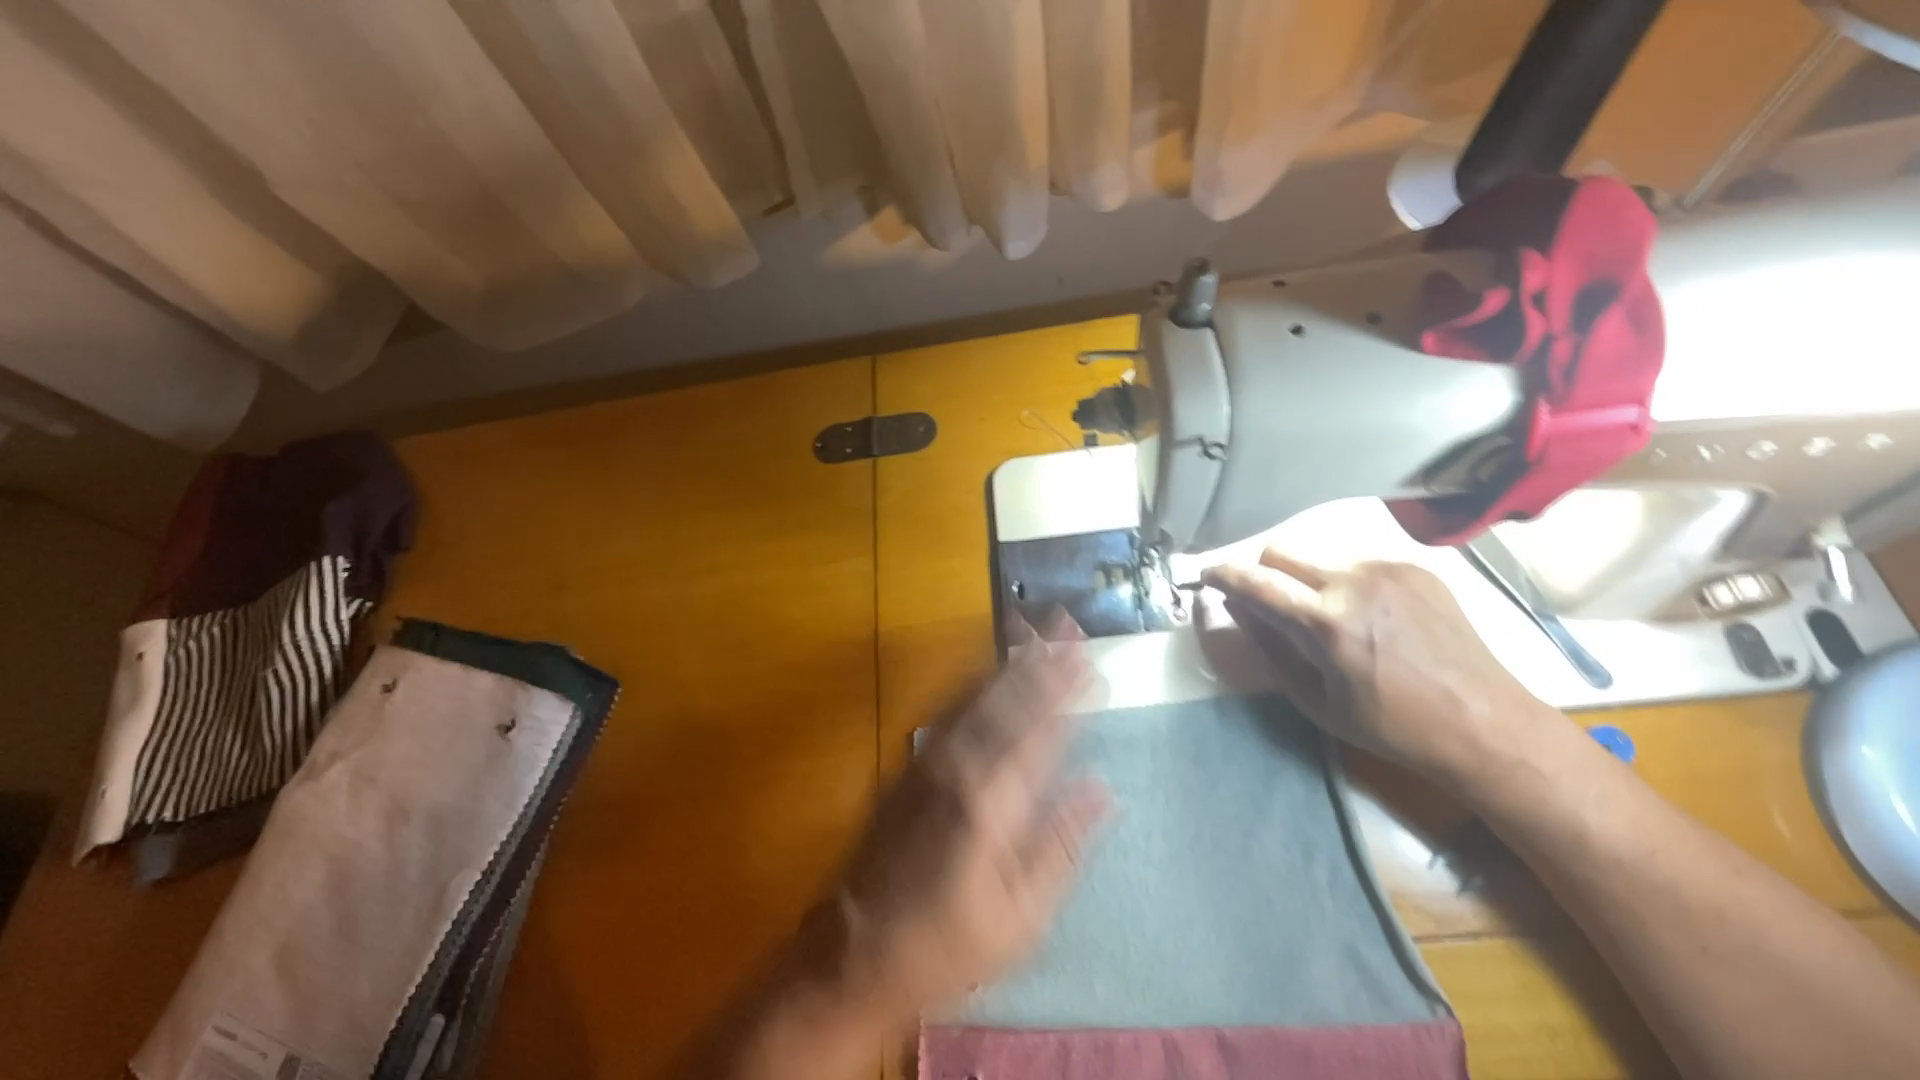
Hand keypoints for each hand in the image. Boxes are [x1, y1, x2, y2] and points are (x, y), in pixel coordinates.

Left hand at [829, 615, 1109, 1021]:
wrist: (851, 955)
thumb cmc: (944, 946)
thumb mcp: (1020, 917)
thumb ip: (1060, 846)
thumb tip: (1101, 790)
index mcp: (989, 802)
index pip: (1037, 730)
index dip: (1065, 692)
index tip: (1089, 659)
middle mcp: (955, 769)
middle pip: (1003, 701)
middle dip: (1038, 662)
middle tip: (1066, 625)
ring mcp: (923, 768)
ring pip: (971, 700)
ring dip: (1006, 666)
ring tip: (1033, 636)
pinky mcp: (903, 775)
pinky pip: (945, 715)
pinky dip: (972, 688)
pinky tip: (983, 680)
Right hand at [1201, 549, 1550, 787]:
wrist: (1483, 721)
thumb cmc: (1392, 727)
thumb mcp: (1317, 702)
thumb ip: (1271, 649)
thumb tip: (1240, 610)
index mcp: (1327, 625)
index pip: (1256, 583)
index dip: (1223, 576)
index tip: (1207, 576)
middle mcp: (1355, 583)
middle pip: (1282, 551)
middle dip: (1261, 570)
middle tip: (1262, 599)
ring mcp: (1389, 569)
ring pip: (1319, 553)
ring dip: (1303, 575)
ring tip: (1320, 613)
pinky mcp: (1415, 568)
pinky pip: (1357, 561)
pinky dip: (1342, 580)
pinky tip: (1361, 613)